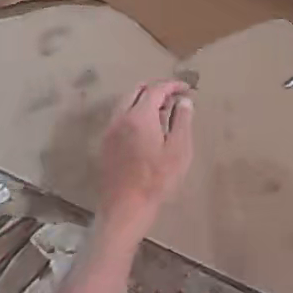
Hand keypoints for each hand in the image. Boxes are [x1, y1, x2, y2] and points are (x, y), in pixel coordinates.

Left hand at [95, 80, 194, 243]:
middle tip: (174, 97)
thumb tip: (184, 101)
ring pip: (125, 103)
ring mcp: (110, 131)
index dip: (172, 85)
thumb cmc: (157, 179)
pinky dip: (134, 112)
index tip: (186, 88)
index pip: (156, 89)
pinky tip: (147, 128)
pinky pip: (120, 117)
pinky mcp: (106, 144)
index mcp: (139, 116)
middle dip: (156, 89)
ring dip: (143, 100)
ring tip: (163, 112)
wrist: (125, 207)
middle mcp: (120, 118)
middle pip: (136, 91)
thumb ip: (182, 121)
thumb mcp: (179, 150)